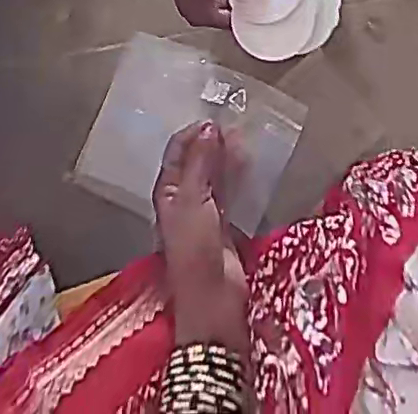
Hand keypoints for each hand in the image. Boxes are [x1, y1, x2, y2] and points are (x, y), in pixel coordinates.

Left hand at [155, 121, 248, 352]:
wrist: (214, 298)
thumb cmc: (195, 248)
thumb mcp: (194, 200)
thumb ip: (201, 163)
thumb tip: (209, 127)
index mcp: (167, 191)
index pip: (177, 151)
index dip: (193, 133)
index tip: (216, 118)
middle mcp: (183, 198)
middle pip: (196, 161)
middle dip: (212, 141)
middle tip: (235, 125)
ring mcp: (204, 211)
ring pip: (214, 174)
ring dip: (226, 156)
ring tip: (244, 138)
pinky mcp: (224, 222)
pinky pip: (230, 190)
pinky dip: (237, 175)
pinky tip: (250, 163)